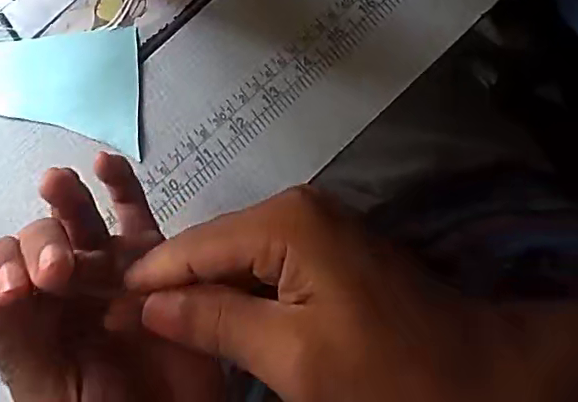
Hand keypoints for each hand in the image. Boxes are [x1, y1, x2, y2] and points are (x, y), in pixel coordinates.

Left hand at [0, 153, 223, 401]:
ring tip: (55, 181)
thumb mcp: (43, 384)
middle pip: (43, 238)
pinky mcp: (153, 254)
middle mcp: (65, 281)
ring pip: (82, 215)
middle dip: (41, 245)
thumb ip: (8, 336)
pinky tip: (104, 163)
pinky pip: (135, 210)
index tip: (9, 291)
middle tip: (54, 274)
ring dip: (67, 195)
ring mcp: (110, 263)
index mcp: (28, 314)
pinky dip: (121, 183)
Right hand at [122, 185, 502, 401]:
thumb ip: (218, 321)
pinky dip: (237, 290)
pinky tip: (210, 317)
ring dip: (202, 288)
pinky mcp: (325, 244)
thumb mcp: (293, 357)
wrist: (477, 373)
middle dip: (171, 282)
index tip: (100, 307)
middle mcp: (295, 204)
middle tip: (120, 322)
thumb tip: (149, 304)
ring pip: (238, 254)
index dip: (148, 277)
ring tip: (153, 324)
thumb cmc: (384, 372)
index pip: (197, 244)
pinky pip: (265, 262)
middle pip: (215, 244)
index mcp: (285, 220)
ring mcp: (313, 220)